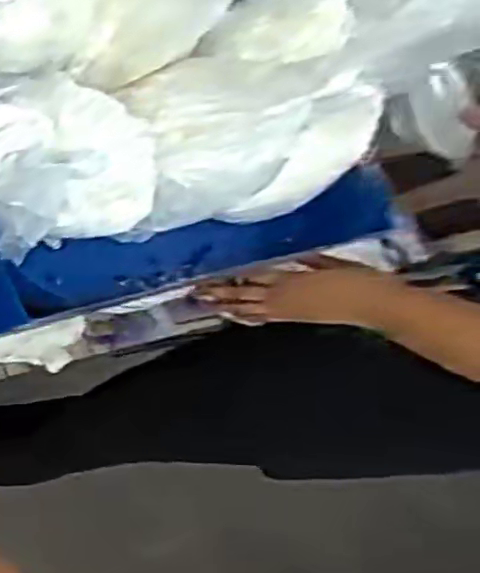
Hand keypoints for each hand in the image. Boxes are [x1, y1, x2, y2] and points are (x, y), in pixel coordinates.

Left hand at [194, 256, 406, 327]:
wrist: (378, 306)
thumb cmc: (362, 280)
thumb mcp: (334, 263)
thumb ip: (308, 260)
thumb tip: (290, 254)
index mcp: (289, 278)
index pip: (251, 275)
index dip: (229, 274)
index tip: (208, 272)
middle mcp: (278, 295)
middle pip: (239, 293)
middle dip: (215, 291)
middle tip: (193, 290)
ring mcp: (280, 308)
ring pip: (243, 307)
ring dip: (221, 305)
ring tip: (200, 304)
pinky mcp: (287, 318)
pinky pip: (257, 317)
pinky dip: (240, 316)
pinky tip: (229, 315)